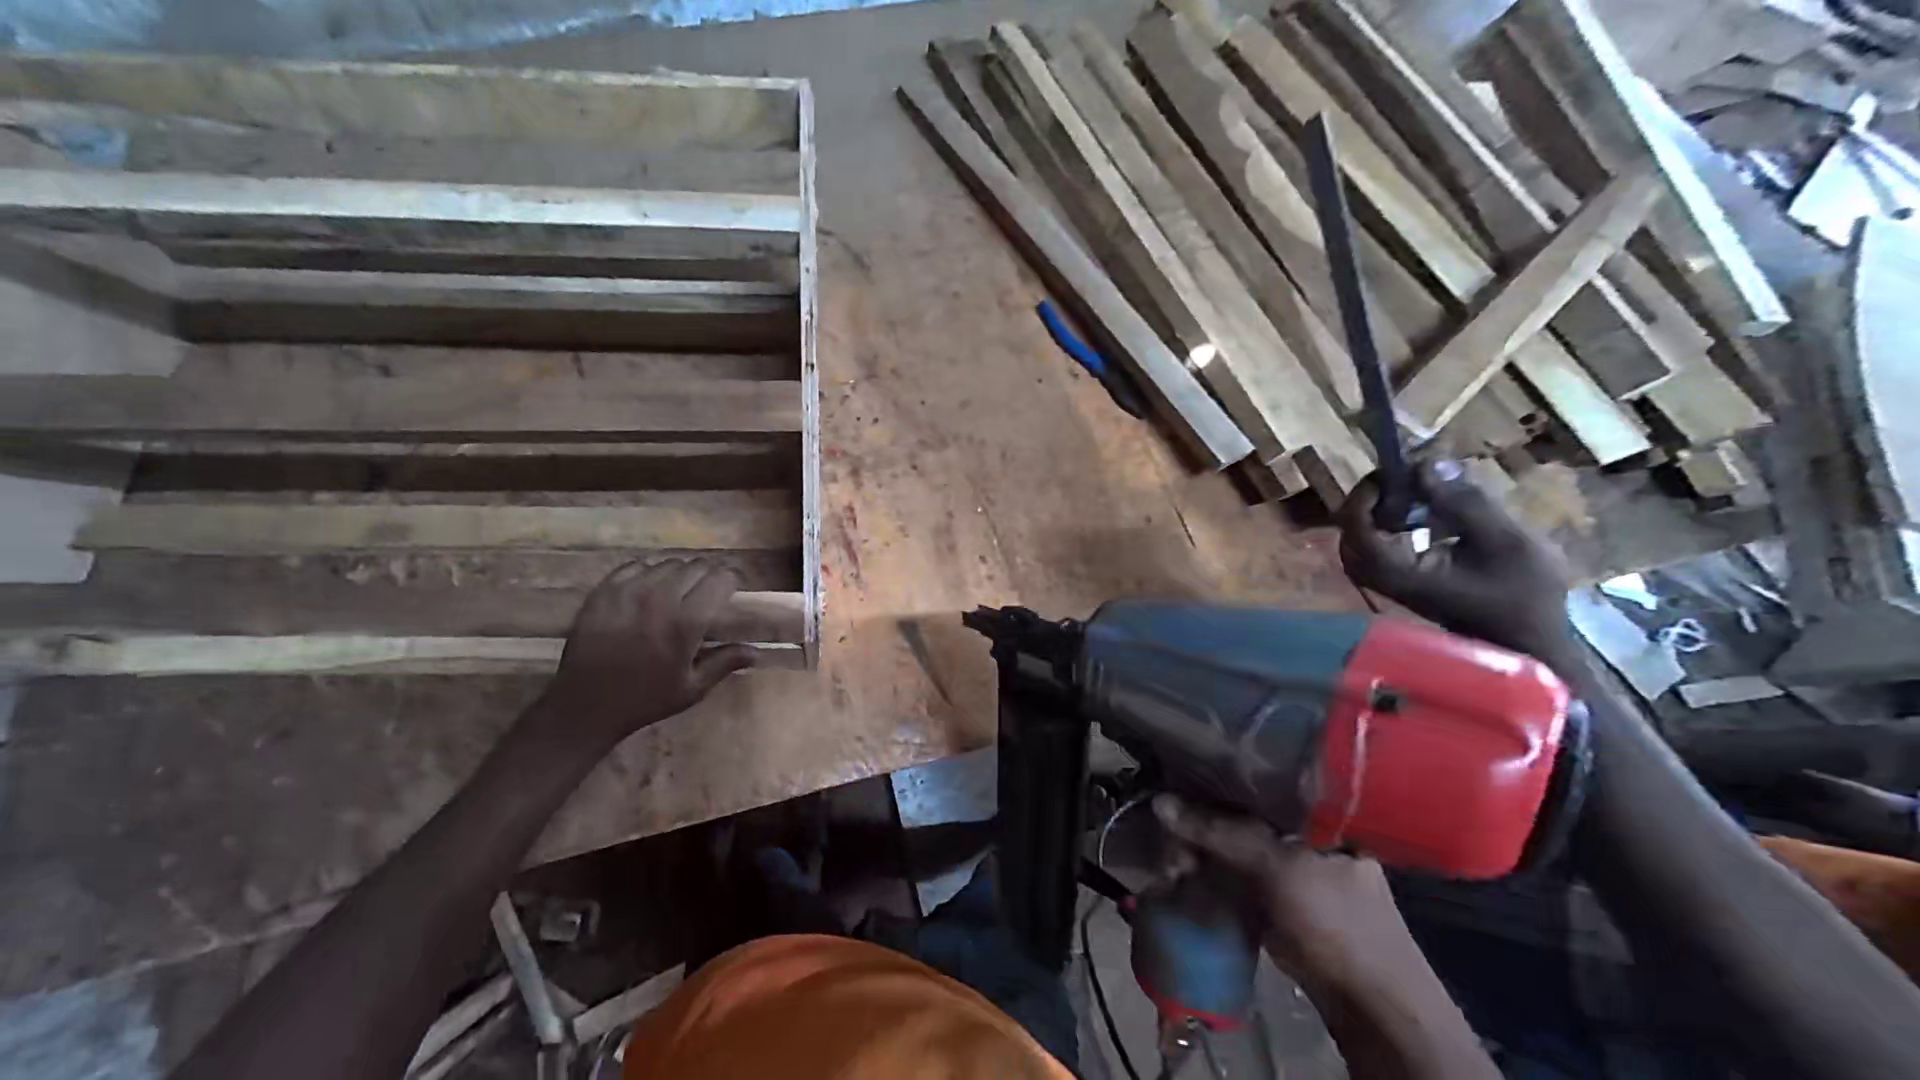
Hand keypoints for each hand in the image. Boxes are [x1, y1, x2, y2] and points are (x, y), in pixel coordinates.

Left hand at [537, 559, 758, 750]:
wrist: (584, 705)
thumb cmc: (645, 700)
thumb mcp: (692, 688)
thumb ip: (725, 663)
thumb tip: (756, 651)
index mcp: (685, 623)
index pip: (719, 580)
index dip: (731, 580)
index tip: (733, 589)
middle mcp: (659, 599)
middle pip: (695, 567)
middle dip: (708, 575)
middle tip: (709, 591)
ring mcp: (628, 592)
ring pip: (667, 564)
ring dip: (680, 573)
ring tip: (680, 590)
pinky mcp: (604, 592)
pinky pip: (635, 566)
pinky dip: (649, 572)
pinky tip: (650, 589)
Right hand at [1153, 795, 1424, 996]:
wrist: (1371, 1009)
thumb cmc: (1338, 923)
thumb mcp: (1279, 868)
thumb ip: (1220, 832)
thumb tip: (1159, 802)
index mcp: (1320, 809)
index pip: (1257, 776)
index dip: (1215, 776)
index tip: (1176, 776)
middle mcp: (1306, 829)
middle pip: (1240, 810)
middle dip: (1202, 819)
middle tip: (1169, 828)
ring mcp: (1292, 865)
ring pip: (1234, 842)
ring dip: (1201, 847)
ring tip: (1173, 856)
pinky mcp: (1278, 896)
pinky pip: (1235, 870)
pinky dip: (1211, 871)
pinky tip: (1185, 870)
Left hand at [1339, 459, 1572, 659]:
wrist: (1528, 643)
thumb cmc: (1523, 596)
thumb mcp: (1506, 541)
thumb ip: (1464, 502)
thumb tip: (1427, 463)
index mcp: (1396, 572)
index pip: (1355, 527)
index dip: (1365, 494)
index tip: (1390, 471)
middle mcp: (1380, 579)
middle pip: (1350, 531)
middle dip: (1371, 500)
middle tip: (1402, 478)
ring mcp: (1388, 583)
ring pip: (1361, 538)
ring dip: (1381, 512)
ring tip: (1414, 493)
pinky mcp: (1400, 582)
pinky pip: (1378, 548)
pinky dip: (1391, 527)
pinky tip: (1423, 517)